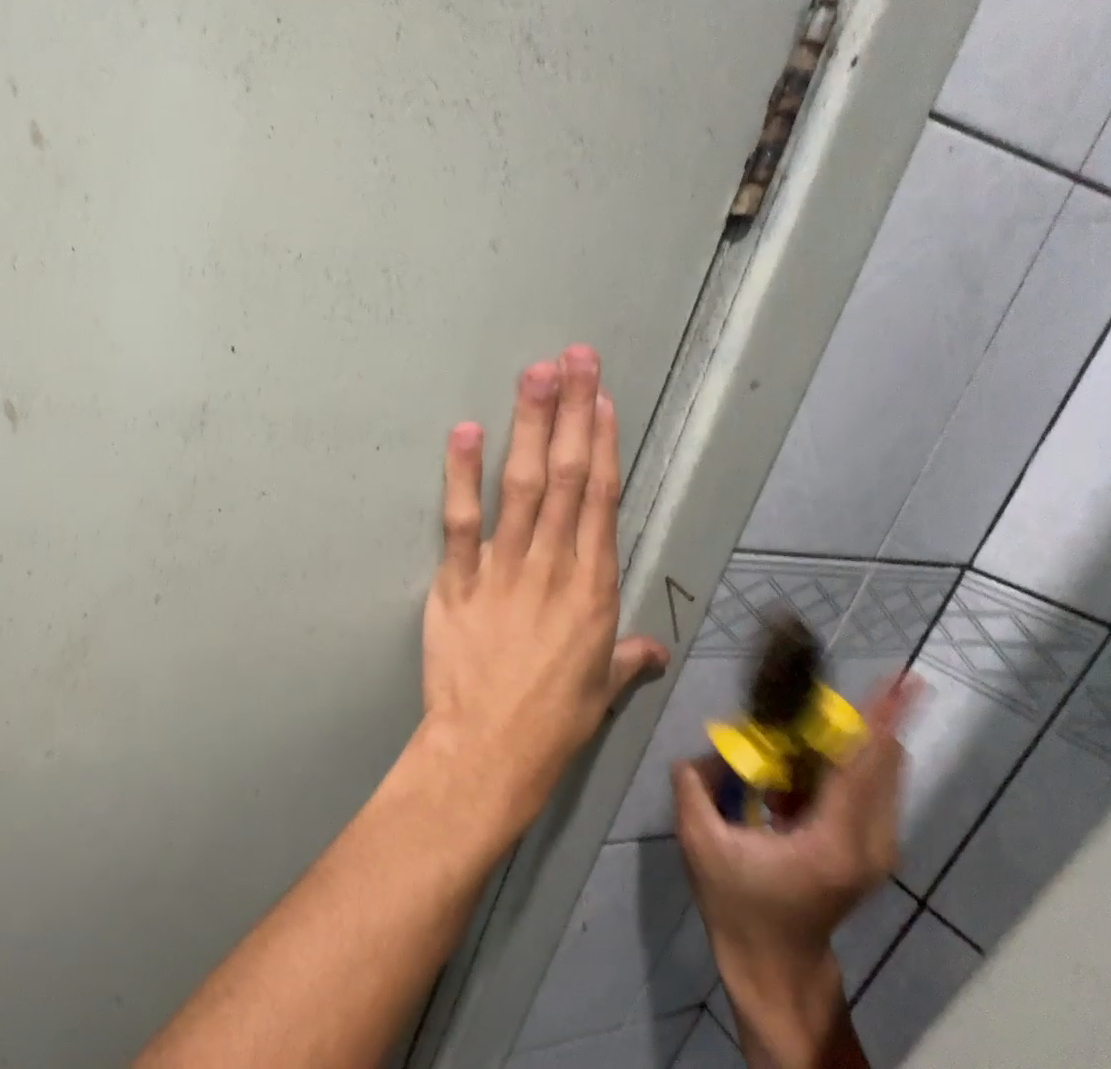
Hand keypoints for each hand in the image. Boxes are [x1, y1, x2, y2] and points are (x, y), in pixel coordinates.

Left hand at [417, 344, 668, 833]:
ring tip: (535, 375)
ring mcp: (504, 572)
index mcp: (594, 588)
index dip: (602, 443)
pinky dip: (462, 476)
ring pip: (524, 486)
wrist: (490, 751)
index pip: (602, 498)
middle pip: (568, 476)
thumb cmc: (550, 724)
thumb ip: (626, 660)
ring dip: (530, 426)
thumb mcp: (600, 691)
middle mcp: (555, 568)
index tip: (600, 398)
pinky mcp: (457, 585)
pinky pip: (461, 522)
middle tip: (572, 358)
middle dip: (570, 413)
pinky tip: (465, 433)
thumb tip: (652, 652)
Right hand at [671, 675, 920, 1067]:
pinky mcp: (872, 849)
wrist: (774, 960)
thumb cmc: (738, 903)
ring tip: (810, 723)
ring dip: (852, 741)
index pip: (861, 766)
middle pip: (883, 763)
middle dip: (863, 720)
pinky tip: (807, 759)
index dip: (878, 719)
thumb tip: (704, 749)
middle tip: (824, 693)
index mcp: (833, 840)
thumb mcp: (701, 843)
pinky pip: (871, 790)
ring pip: (882, 774)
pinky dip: (847, 764)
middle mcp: (870, 842)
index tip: (902, 681)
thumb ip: (694, 788)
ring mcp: (878, 848)